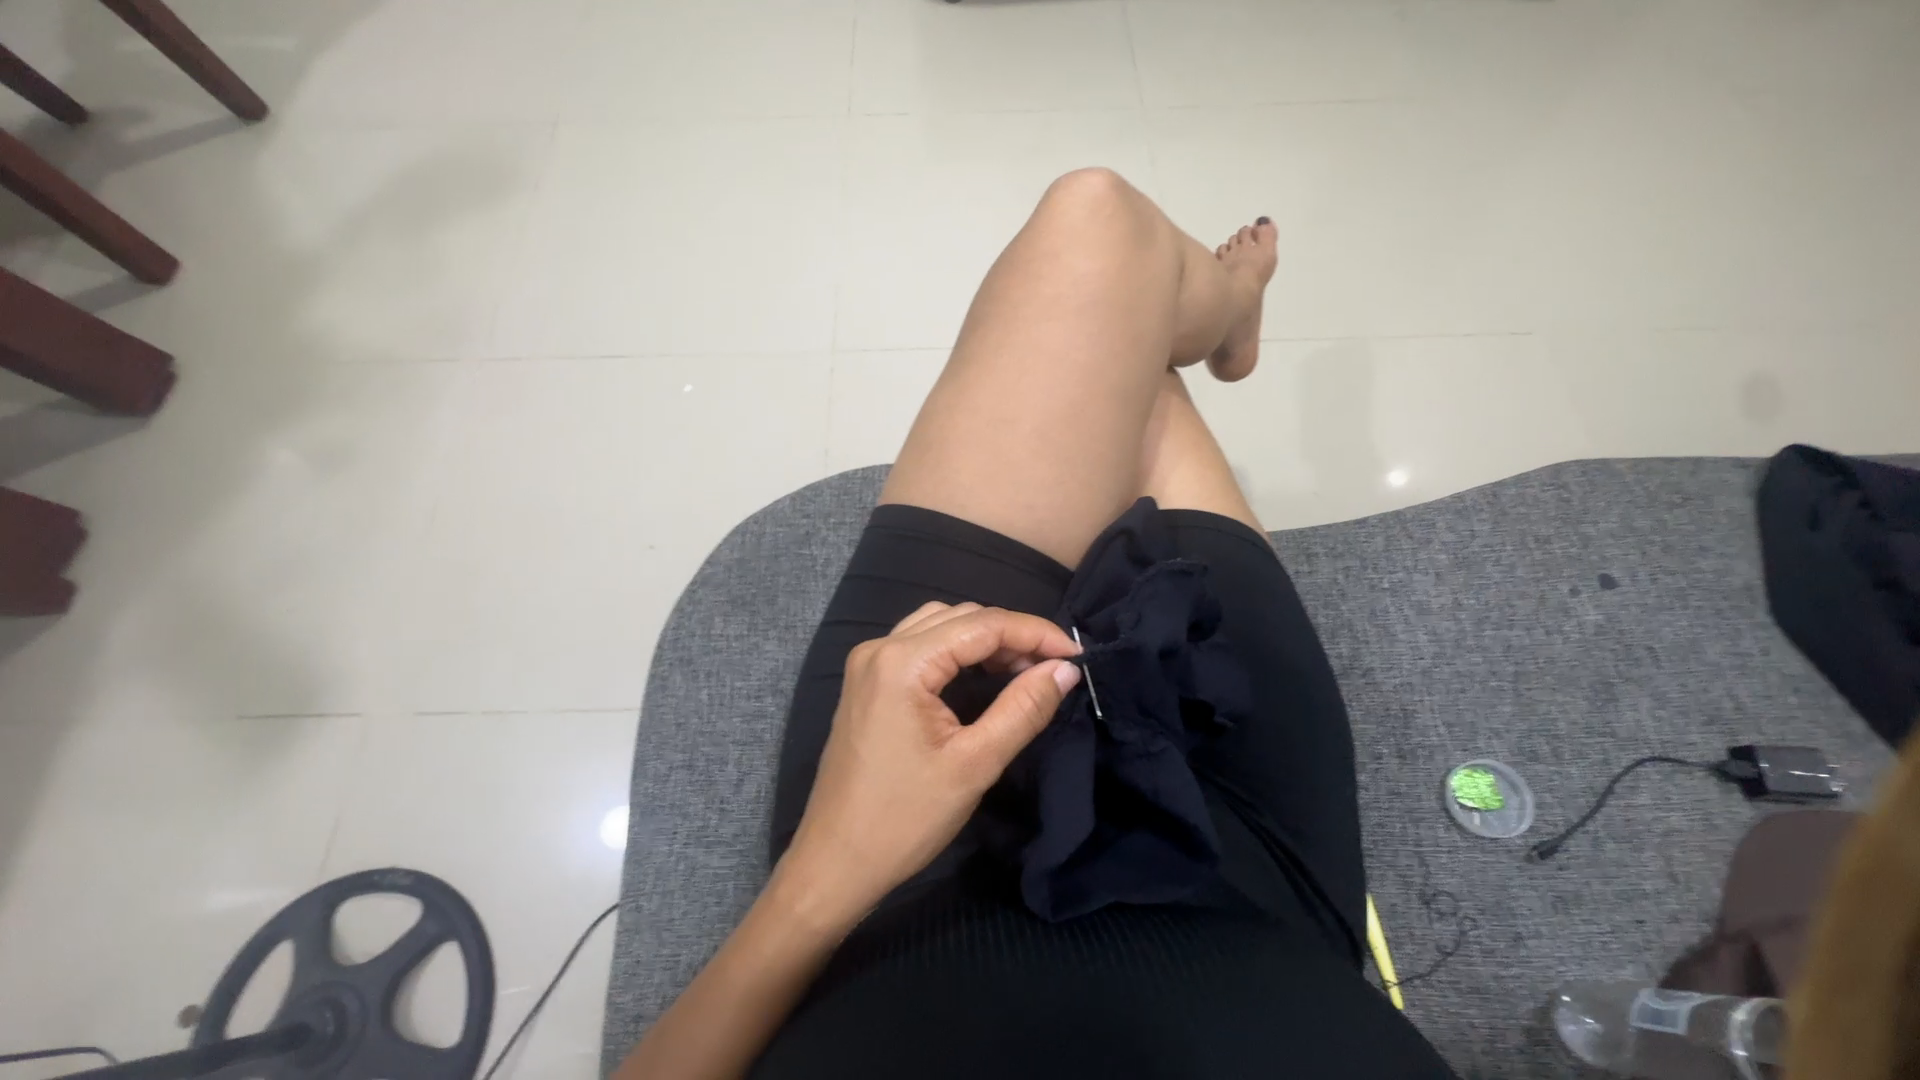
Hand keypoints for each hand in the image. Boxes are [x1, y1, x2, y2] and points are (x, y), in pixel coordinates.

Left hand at [782, 602, 1081, 918]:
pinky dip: (957, 652)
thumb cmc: (905, 818)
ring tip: (1025, 670)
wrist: (837, 861)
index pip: (982, 624)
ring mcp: (868, 664)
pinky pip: (920, 646)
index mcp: (902, 662)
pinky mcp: (866, 683)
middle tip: (1053, 669)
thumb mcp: (975, 764)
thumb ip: (1023, 709)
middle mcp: (880, 648)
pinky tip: (984, 675)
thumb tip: (1065, 671)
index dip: (1035, 633)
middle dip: (1012, 635)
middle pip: (960, 617)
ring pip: (939, 626)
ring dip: (985, 640)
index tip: (1076, 656)